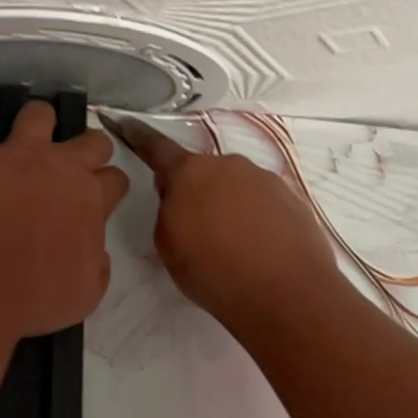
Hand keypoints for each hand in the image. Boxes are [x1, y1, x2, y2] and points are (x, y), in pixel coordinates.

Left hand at [0, 100, 128, 338]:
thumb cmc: (35, 293)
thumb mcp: (85, 294)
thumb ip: (97, 265)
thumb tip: (97, 252)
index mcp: (92, 200)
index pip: (116, 178)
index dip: (110, 185)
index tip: (102, 195)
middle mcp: (62, 168)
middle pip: (92, 140)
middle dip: (90, 148)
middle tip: (76, 165)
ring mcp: (20, 156)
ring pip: (40, 114)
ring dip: (40, 122)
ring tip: (34, 135)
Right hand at [113, 117, 343, 328]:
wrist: (287, 295)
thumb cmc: (214, 271)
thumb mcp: (168, 244)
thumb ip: (166, 209)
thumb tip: (179, 199)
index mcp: (190, 172)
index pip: (157, 148)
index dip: (139, 136)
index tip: (125, 122)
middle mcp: (228, 165)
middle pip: (201, 172)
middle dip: (195, 192)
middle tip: (196, 231)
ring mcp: (264, 179)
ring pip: (235, 187)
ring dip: (228, 206)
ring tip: (233, 248)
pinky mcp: (292, 199)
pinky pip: (263, 203)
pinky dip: (256, 220)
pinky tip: (260, 251)